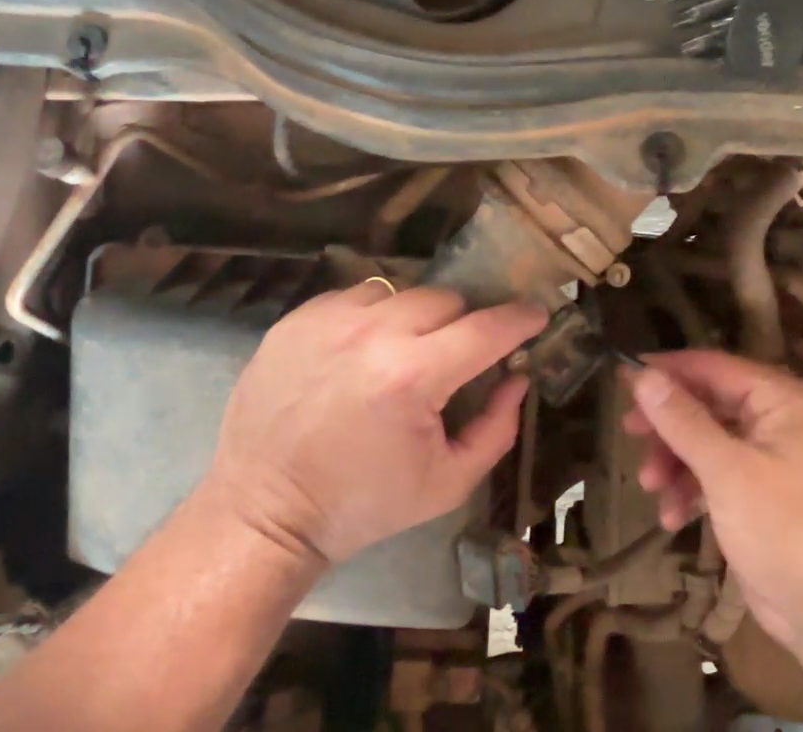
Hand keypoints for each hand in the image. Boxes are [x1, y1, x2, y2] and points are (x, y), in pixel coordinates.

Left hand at [199, 281, 544, 565]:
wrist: (264, 511)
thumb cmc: (363, 504)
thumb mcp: (447, 483)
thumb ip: (497, 428)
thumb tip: (518, 378)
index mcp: (414, 376)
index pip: (487, 328)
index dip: (520, 319)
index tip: (537, 316)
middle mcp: (373, 334)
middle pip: (446, 299)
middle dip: (462, 324)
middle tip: (454, 359)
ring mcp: (329, 320)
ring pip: (400, 291)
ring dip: (414, 317)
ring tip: (402, 354)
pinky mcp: (296, 319)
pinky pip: (355, 296)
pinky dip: (371, 317)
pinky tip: (361, 353)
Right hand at [623, 351, 802, 665]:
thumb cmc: (789, 531)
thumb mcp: (728, 472)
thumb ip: (683, 421)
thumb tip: (642, 375)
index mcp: (786, 401)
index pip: (716, 368)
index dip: (668, 371)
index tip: (622, 377)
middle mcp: (783, 422)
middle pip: (710, 406)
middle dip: (669, 425)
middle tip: (628, 434)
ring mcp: (776, 461)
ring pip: (710, 443)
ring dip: (676, 463)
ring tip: (650, 489)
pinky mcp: (765, 498)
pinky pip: (720, 477)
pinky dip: (694, 491)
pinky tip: (672, 517)